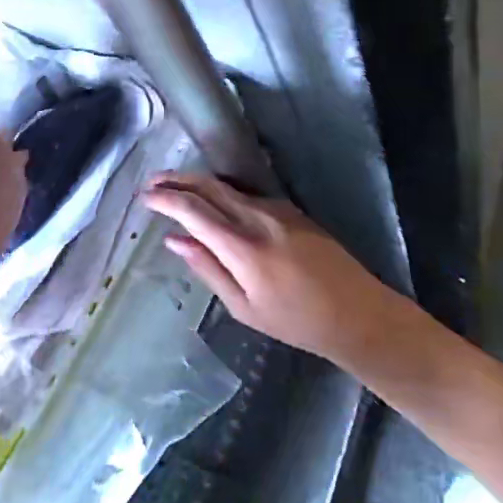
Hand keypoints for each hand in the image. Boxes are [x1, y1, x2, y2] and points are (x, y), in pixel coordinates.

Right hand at [141, 173, 402, 361]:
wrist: (357, 312)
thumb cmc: (296, 321)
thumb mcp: (244, 307)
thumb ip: (208, 269)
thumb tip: (174, 241)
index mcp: (244, 247)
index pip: (195, 211)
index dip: (166, 200)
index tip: (145, 198)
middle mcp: (259, 218)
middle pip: (209, 187)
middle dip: (177, 180)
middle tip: (151, 182)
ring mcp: (277, 210)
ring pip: (228, 187)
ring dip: (198, 184)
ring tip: (173, 189)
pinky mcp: (290, 209)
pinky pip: (247, 195)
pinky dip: (222, 193)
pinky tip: (211, 201)